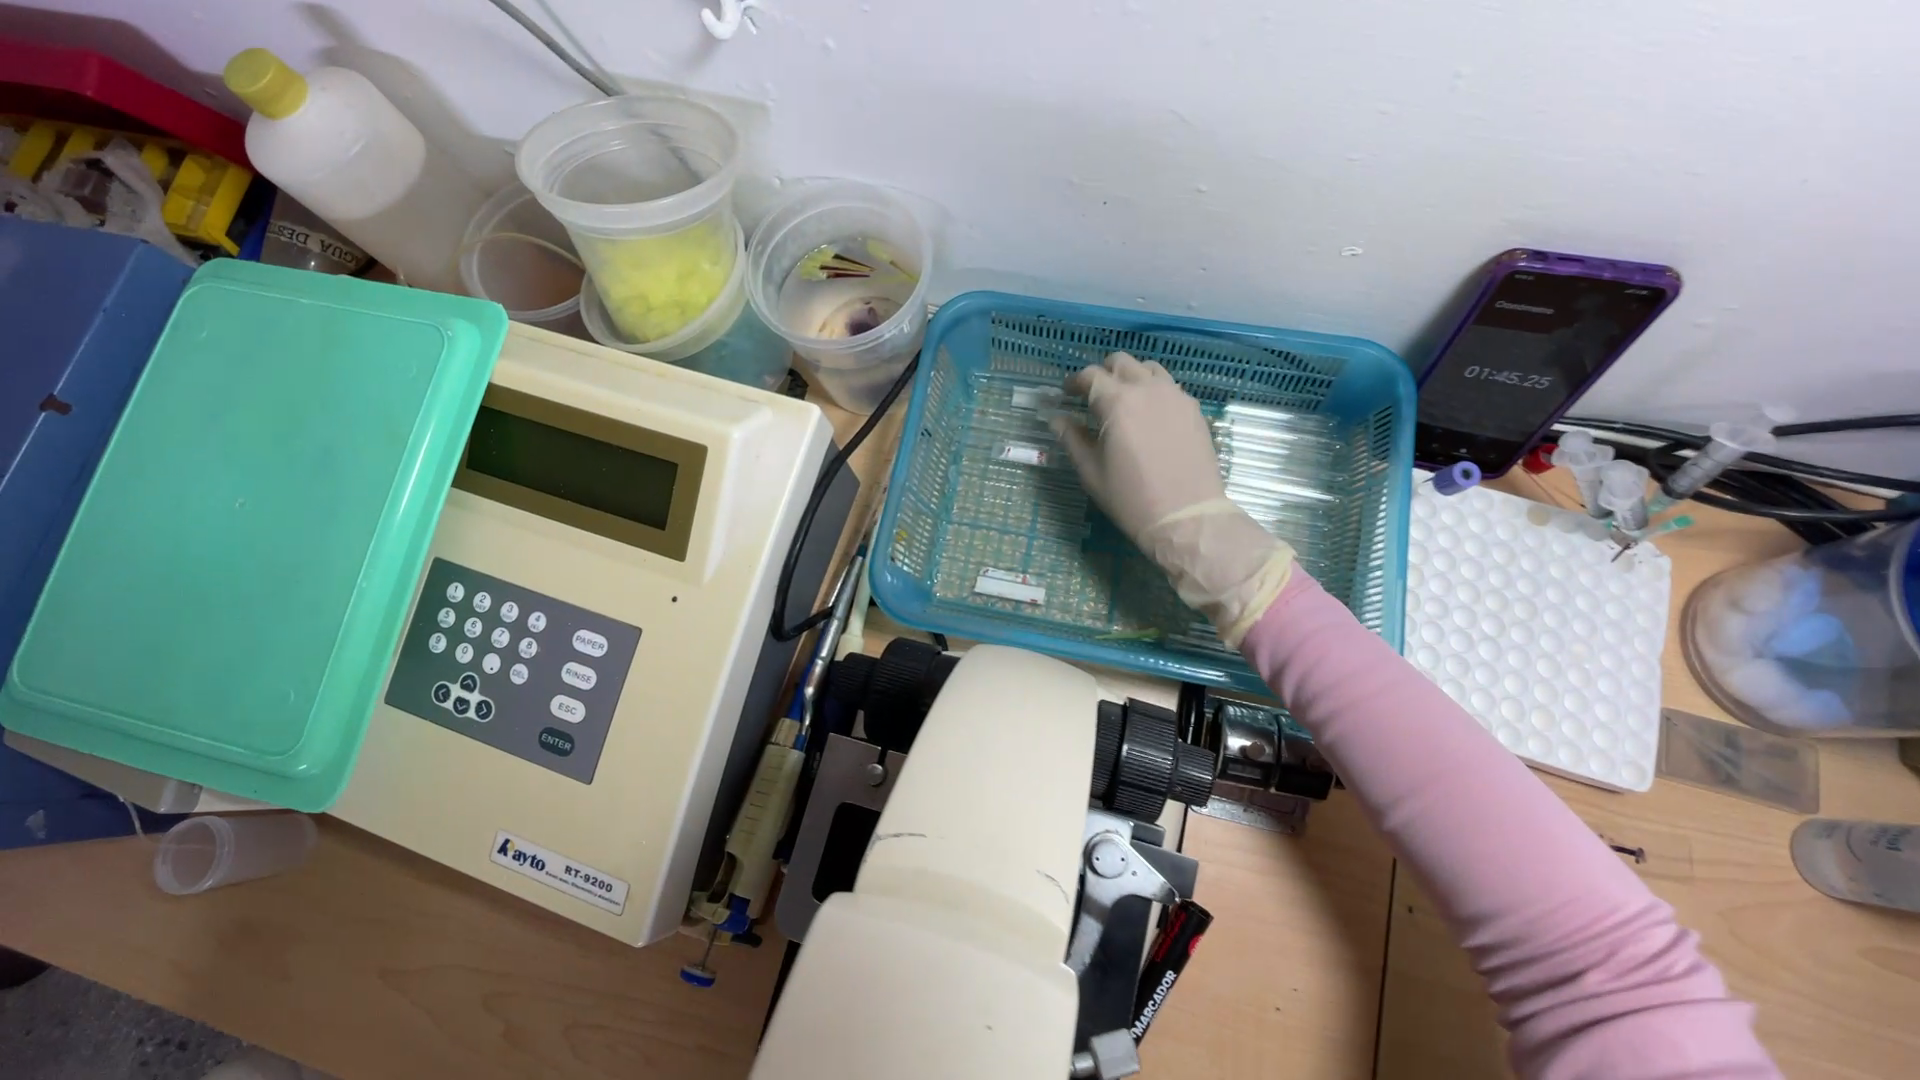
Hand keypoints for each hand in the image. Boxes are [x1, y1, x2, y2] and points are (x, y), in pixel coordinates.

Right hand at [1049, 352, 1294, 646]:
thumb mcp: (1091, 472)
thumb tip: (1057, 419)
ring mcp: (1175, 396)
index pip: (1090, 376)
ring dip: (1131, 377)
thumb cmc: (1131, 498)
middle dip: (1103, 373)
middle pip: (1121, 363)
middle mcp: (1147, 389)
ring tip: (1124, 400)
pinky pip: (1170, 387)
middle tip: (1094, 395)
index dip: (1074, 382)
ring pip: (1149, 369)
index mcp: (1117, 402)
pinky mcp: (1193, 410)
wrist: (1186, 516)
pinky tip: (1150, 415)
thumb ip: (1072, 438)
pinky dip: (1154, 390)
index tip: (1067, 394)